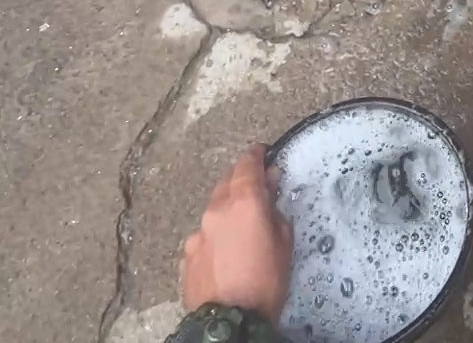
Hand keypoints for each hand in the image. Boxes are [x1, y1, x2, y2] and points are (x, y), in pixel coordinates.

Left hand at [181, 144, 293, 322]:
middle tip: (259, 183)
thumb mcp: (284, 238)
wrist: (229, 321)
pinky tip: (227, 246)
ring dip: (229, 204)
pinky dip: (217, 229)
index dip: (257, 153)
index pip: (247, 163)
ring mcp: (198, 233)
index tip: (264, 151)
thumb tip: (269, 188)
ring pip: (215, 206)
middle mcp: (217, 210)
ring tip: (244, 218)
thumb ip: (275, 207)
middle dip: (243, 177)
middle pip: (228, 180)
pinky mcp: (188, 254)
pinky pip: (205, 231)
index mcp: (244, 201)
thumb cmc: (266, 278)